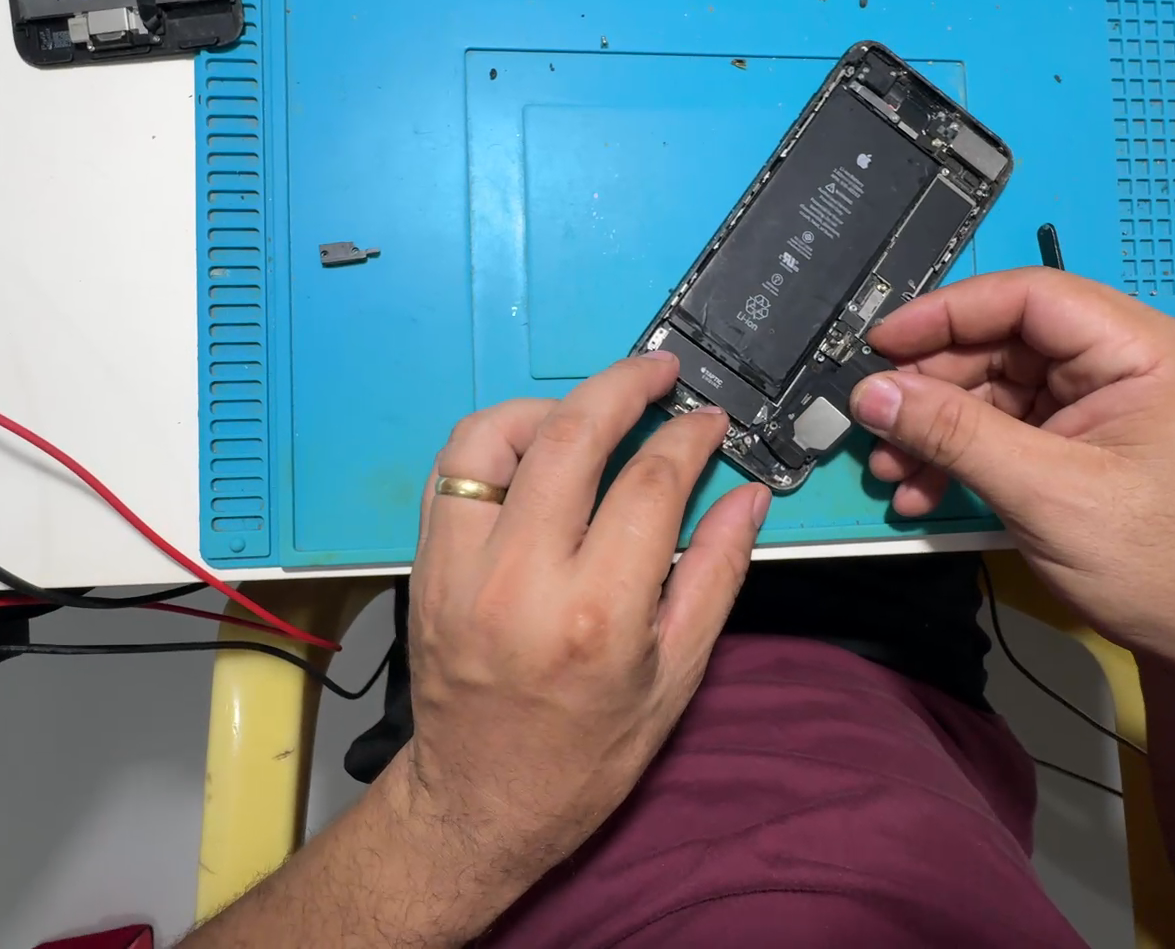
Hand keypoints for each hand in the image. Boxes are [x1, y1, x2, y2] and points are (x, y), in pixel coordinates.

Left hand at [380, 353, 770, 933]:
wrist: (480, 802)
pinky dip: (497, 438)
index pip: (650, 484)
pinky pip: (452, 469)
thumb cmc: (591, 752)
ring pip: (493, 437)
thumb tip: (749, 494)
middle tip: (658, 371)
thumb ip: (717, 574)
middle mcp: (519, 580)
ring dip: (552, 406)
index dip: (689, 438)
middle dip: (624, 384)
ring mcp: (459, 568)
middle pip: (571, 436)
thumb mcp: (676, 676)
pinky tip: (534, 448)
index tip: (708, 421)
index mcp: (596, 615)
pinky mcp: (425, 564)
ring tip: (592, 414)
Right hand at [849, 267, 1174, 678]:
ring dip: (939, 432)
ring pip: (1000, 393)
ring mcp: (1114, 405)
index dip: (946, 313)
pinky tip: (925, 492)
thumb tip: (867, 393)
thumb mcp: (1044, 495)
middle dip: (934, 392)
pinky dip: (965, 457)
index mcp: (1152, 352)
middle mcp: (1135, 364)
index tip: (881, 346)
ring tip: (893, 473)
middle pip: (1007, 347)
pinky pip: (1013, 430)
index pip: (1032, 297)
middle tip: (877, 427)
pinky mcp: (1095, 443)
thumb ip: (951, 433)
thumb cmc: (1161, 568)